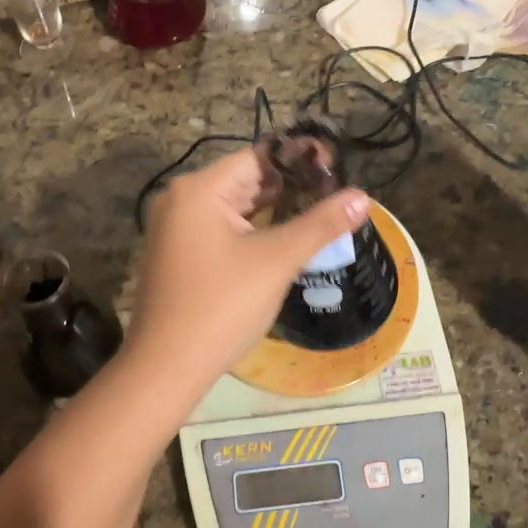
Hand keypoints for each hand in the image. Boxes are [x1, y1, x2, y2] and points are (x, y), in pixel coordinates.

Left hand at [129, 147, 370, 390]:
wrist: (165, 369)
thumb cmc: (222, 306)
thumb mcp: (277, 261)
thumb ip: (320, 225)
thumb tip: (363, 197)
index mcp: (199, 189)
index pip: (257, 158)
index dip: (298, 160)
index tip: (335, 168)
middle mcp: (180, 199)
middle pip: (244, 179)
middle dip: (288, 185)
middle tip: (332, 192)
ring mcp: (173, 228)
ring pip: (232, 206)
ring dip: (271, 209)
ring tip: (316, 212)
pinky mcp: (176, 253)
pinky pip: (219, 227)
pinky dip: (250, 229)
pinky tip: (281, 240)